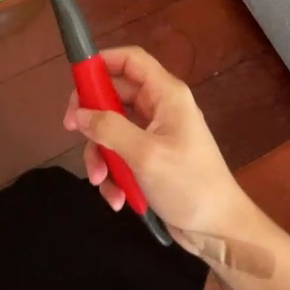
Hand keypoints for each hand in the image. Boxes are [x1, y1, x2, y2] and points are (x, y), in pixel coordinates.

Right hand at [62, 46, 257, 244]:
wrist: (219, 230)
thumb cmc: (188, 184)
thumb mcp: (145, 155)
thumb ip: (109, 129)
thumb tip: (80, 113)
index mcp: (166, 94)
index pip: (131, 60)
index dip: (103, 61)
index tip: (76, 79)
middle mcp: (160, 108)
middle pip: (115, 96)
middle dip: (93, 117)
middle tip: (71, 130)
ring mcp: (155, 134)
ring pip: (113, 129)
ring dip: (102, 154)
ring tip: (101, 181)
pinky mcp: (150, 159)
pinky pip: (121, 155)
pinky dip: (114, 174)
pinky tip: (117, 198)